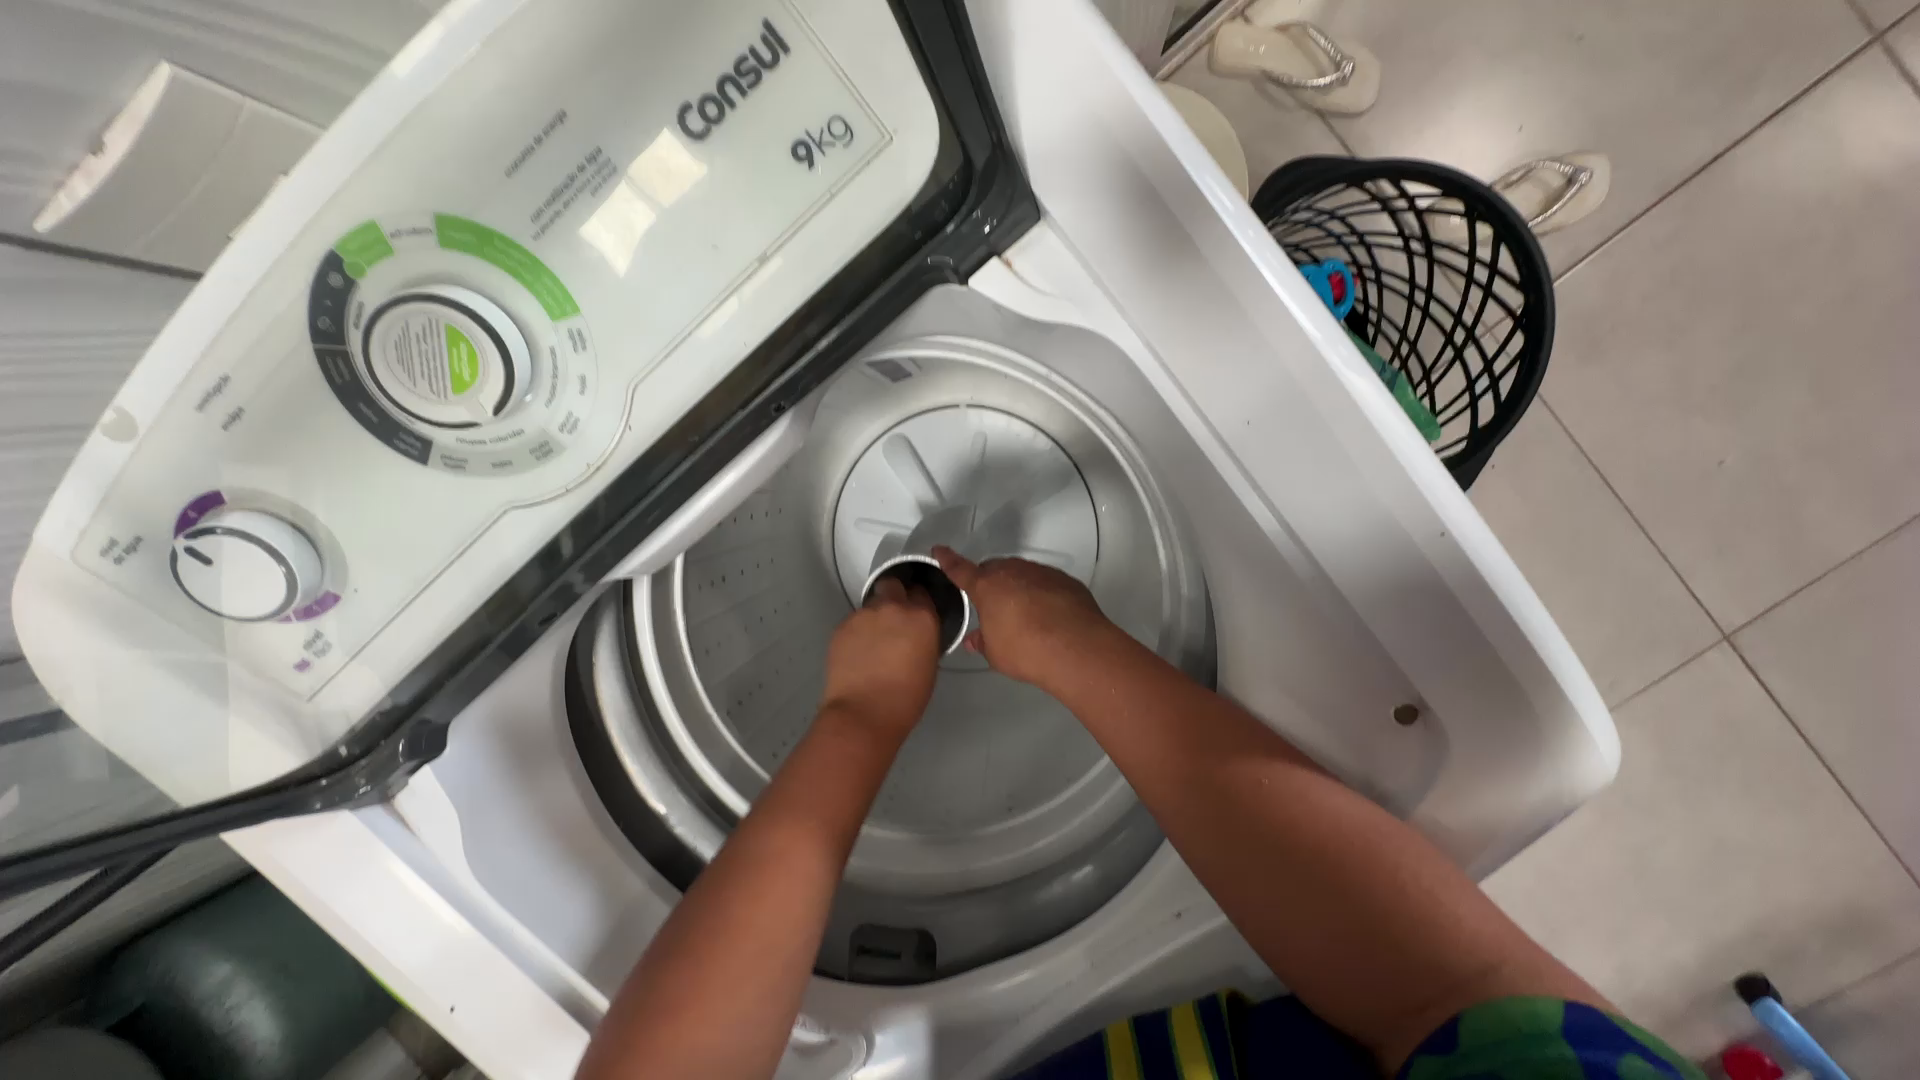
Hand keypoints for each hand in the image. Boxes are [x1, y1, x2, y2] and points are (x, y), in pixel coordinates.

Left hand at [817, 577, 941, 744]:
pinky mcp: (841, 627)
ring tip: (871, 645)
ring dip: (874, 618)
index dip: (918, 603)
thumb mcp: (929, 665)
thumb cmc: (906, 698)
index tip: (916, 615)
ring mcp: (863, 615)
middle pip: (892, 585)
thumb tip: (914, 635)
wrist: (863, 713)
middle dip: (893, 596)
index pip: (921, 593)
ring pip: (870, 606)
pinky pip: (853, 623)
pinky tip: (857, 655)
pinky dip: (857, 633)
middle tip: (892, 620)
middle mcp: (892, 608)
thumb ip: (923, 639)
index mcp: (921, 617)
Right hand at [931, 546, 1122, 688]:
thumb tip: (975, 639)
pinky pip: (1045, 582)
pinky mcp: (1066, 581)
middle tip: (992, 604)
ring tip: (1022, 612)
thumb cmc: (1026, 651)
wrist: (1077, 649)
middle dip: (990, 581)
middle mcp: (1013, 572)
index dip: (948, 560)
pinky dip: (1041, 592)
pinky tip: (1048, 613)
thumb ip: (983, 641)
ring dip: (1017, 586)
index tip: (939, 550)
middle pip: (995, 569)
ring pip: (1022, 573)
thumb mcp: (996, 653)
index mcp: (987, 587)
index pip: (960, 569)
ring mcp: (1042, 573)